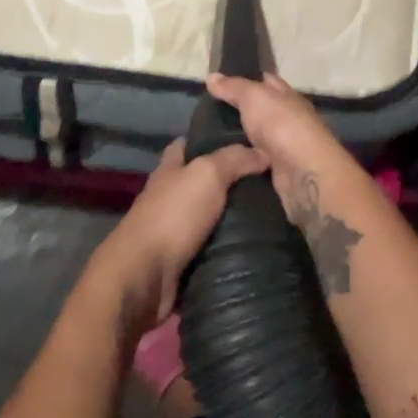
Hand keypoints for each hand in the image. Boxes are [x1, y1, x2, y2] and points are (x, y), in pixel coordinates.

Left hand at [91, 138, 267, 333]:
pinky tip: (256, 251)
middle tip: (270, 185)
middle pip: (200, 185)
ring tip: (273, 219)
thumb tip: (263, 153)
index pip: (185, 146)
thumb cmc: (173, 216)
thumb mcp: (207, 175)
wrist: (145, 278)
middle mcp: (168, 199)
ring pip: (208, 221)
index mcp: (168, 172)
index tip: (241, 143)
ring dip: (232, 222)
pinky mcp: (180, 266)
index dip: (208, 139)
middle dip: (229, 185)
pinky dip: (228, 253)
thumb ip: (234, 159)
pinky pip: (211, 253)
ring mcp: (172, 234)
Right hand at [205, 72, 351, 178]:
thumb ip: (233, 87)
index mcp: (287, 96)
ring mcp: (285, 146)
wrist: (302, 172)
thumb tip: (211, 76)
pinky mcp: (279, 170)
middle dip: (240, 111)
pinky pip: (256, 161)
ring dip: (240, 138)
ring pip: (258, 137)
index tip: (221, 83)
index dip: (247, 79)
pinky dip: (244, 160)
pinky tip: (224, 161)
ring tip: (208, 138)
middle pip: (262, 111)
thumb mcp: (254, 97)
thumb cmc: (280, 124)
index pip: (267, 82)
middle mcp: (289, 118)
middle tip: (207, 113)